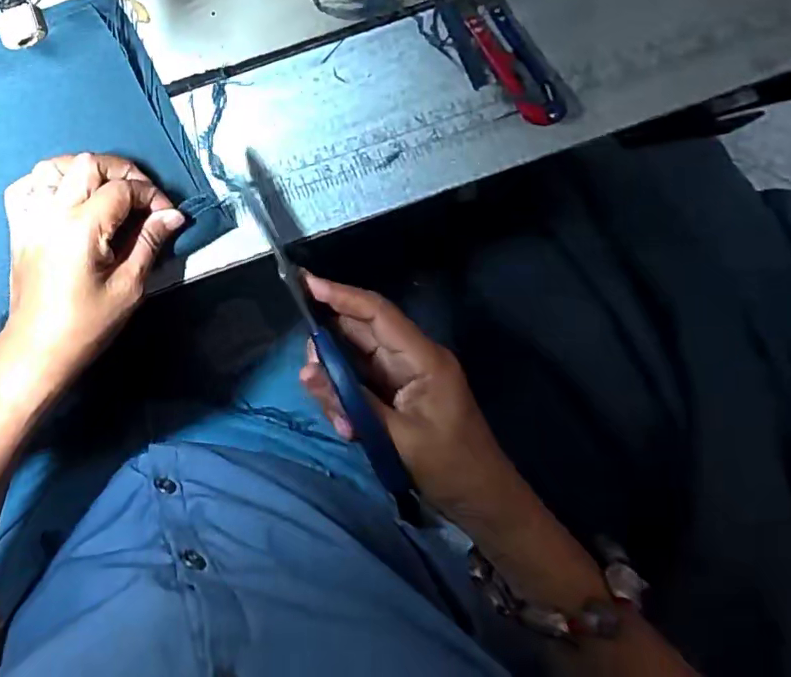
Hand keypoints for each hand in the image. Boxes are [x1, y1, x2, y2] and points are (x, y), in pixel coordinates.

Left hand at [0, 153, 187, 414]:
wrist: (37, 348)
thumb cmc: (86, 326)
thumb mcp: (128, 287)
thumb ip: (149, 242)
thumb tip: (172, 214)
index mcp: (81, 227)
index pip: (121, 188)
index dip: (150, 195)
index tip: (166, 214)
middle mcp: (52, 212)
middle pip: (88, 163)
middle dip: (121, 171)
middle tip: (141, 196)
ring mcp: (30, 217)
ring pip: (52, 166)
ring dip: (82, 170)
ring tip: (104, 189)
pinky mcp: (17, 226)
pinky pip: (24, 188)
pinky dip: (45, 182)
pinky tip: (64, 196)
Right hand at [297, 274, 527, 526]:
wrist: (487, 507)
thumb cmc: (451, 469)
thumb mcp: (396, 437)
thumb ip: (348, 400)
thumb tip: (305, 371)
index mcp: (423, 358)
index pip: (376, 312)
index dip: (340, 294)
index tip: (304, 282)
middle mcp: (410, 357)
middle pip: (356, 331)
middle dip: (326, 347)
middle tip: (310, 373)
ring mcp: (401, 373)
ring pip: (350, 355)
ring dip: (333, 380)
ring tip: (337, 416)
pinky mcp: (392, 390)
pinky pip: (355, 378)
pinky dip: (342, 396)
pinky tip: (345, 423)